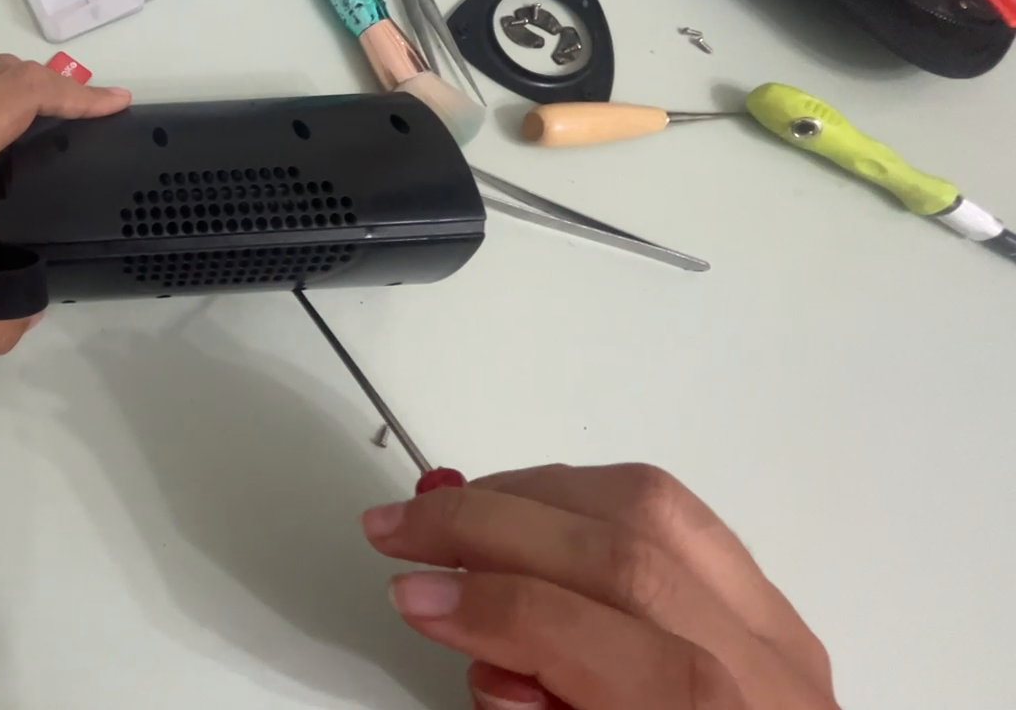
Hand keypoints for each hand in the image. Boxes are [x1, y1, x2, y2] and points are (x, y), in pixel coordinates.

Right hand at [361, 464, 836, 709]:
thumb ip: (517, 704)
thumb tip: (450, 610)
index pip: (629, 659)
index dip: (500, 612)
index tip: (407, 592)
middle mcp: (782, 685)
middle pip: (626, 558)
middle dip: (481, 525)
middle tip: (394, 528)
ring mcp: (776, 626)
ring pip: (647, 505)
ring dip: (516, 494)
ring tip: (445, 513)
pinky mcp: (752, 588)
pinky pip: (658, 500)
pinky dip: (565, 488)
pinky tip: (512, 507)